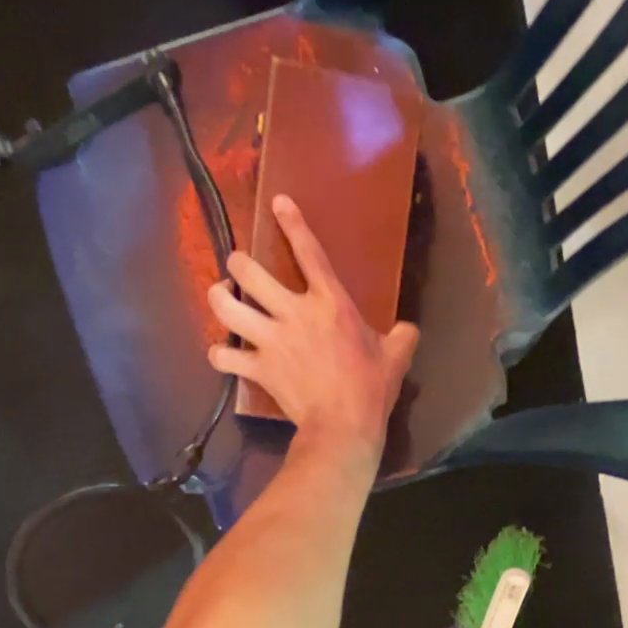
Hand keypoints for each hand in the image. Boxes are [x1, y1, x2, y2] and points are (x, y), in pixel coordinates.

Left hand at [206, 195, 418, 458]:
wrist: (344, 425)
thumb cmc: (371, 388)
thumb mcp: (397, 356)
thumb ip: (402, 335)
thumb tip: (408, 329)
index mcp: (331, 304)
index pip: (310, 253)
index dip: (293, 224)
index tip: (278, 202)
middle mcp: (295, 314)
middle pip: (250, 273)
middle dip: (238, 263)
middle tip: (237, 267)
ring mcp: (272, 340)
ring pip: (228, 307)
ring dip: (219, 298)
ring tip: (220, 296)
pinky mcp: (258, 368)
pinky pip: (224, 357)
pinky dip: (220, 355)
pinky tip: (222, 354)